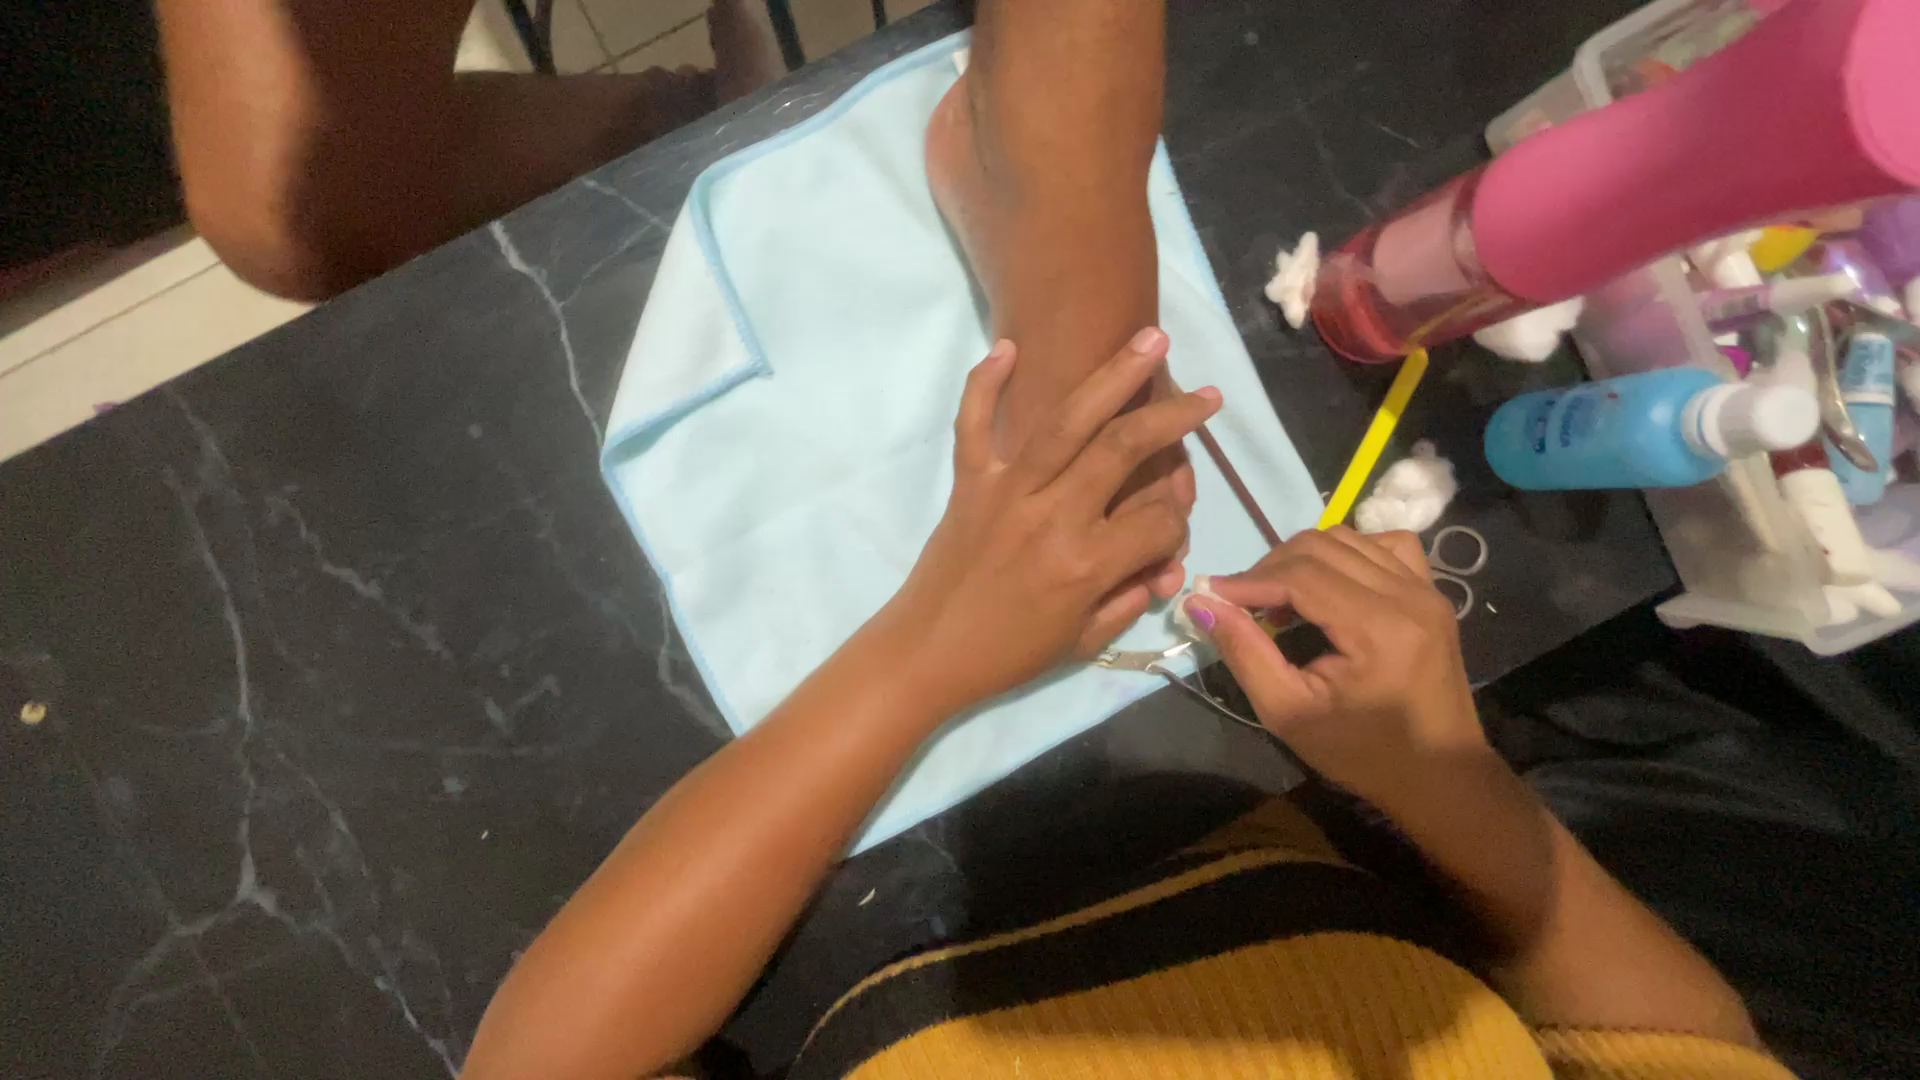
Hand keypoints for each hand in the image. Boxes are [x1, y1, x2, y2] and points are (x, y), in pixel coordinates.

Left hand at [884, 328, 1220, 713]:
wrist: (926, 652)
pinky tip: (1009, 349)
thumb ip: (1129, 599)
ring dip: (1113, 376)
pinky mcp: (968, 483)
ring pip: (1066, 422)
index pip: (1159, 521)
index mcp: (1087, 565)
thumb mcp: (1082, 641)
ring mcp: (1006, 492)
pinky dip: (984, 385)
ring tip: (1149, 339)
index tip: (1171, 528)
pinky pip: (973, 425)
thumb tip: (1164, 568)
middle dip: (1173, 417)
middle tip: (1205, 395)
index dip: (1178, 523)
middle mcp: (1053, 517)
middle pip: (1125, 449)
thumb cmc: (1007, 655)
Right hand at [1184, 527, 1487, 808]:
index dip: (1249, 581)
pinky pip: (1384, 545)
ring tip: (1278, 599)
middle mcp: (1408, 596)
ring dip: (1301, 559)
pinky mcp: (1432, 592)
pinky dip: (1346, 553)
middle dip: (1269, 568)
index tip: (1211, 595)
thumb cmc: (1361, 752)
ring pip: (1347, 539)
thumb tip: (1201, 602)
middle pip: (1320, 548)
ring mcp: (1426, 590)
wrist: (1440, 776)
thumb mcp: (1287, 712)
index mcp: (1378, 629)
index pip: (1300, 576)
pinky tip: (1329, 583)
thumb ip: (1243, 651)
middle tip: (1241, 603)